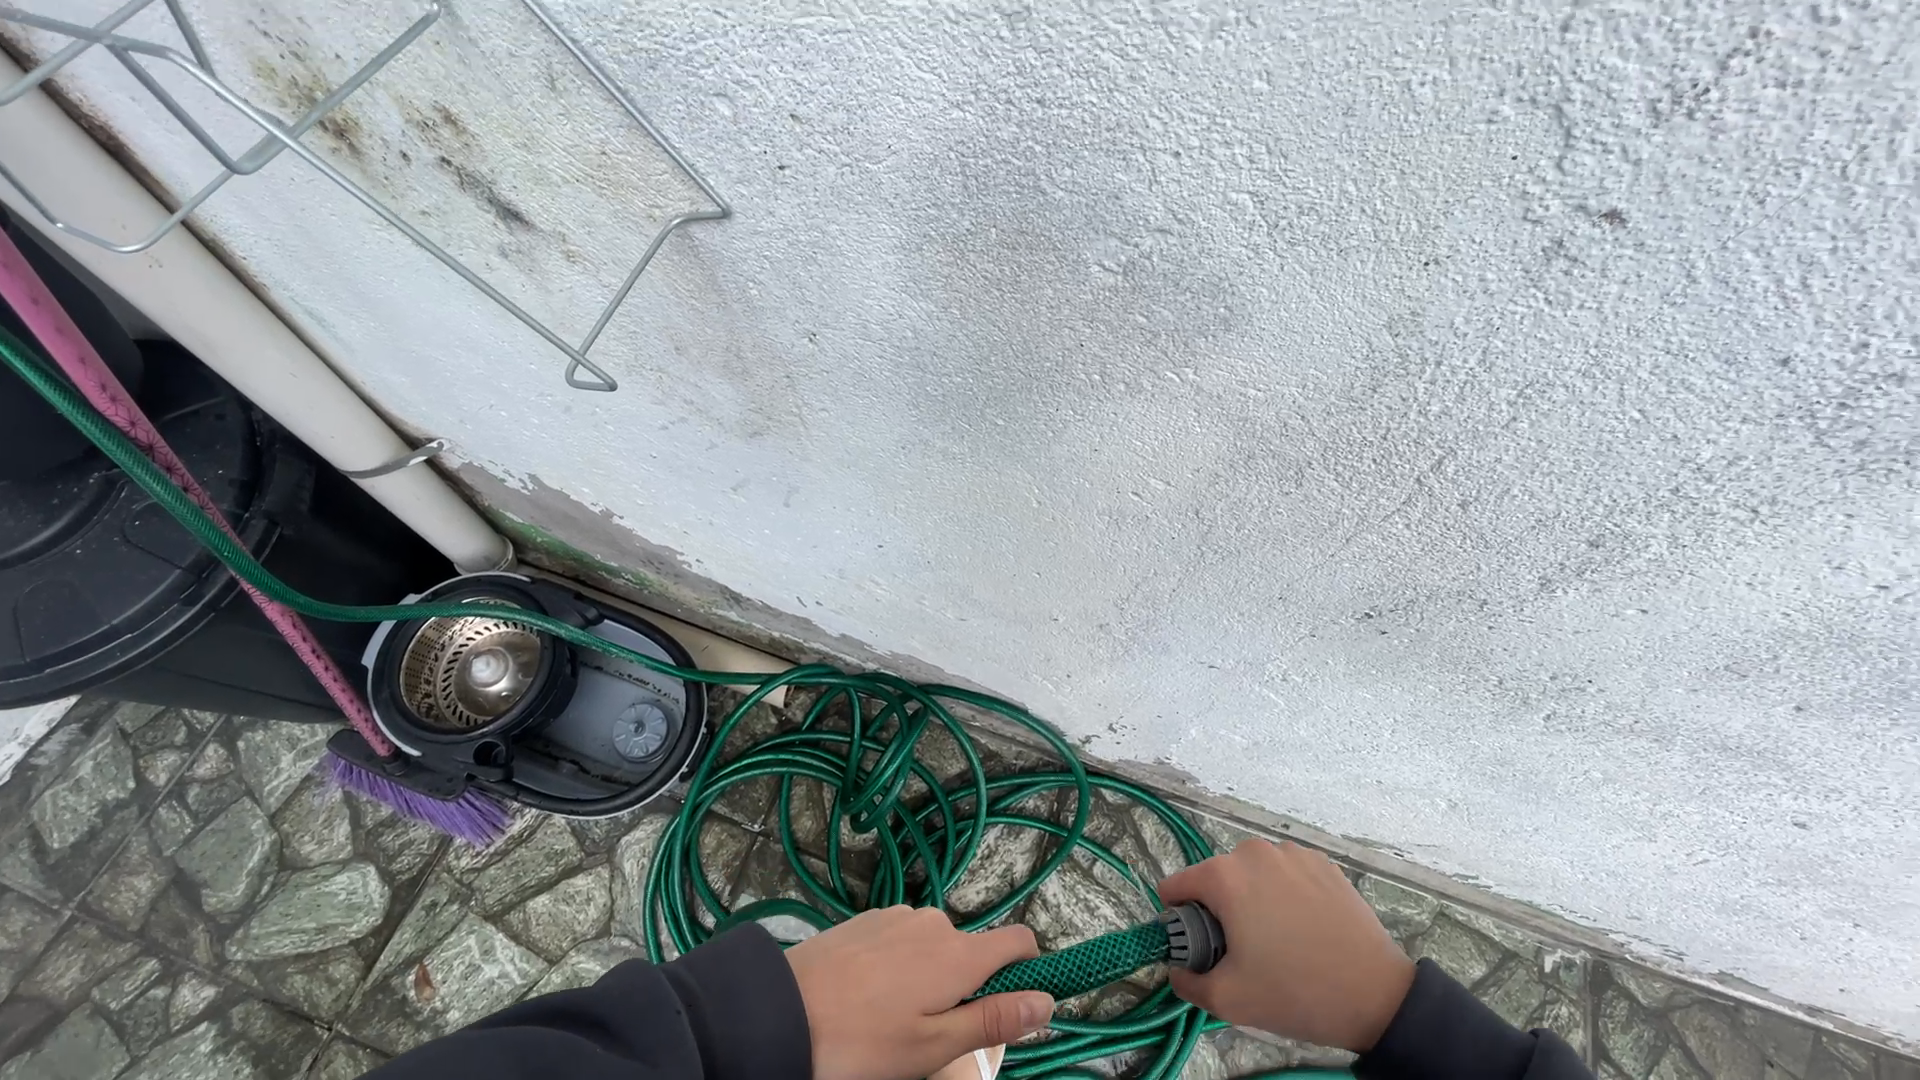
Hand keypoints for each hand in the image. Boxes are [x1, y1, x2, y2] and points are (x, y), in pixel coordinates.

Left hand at [785, 906, 1054, 1079]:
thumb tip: (1048, 999)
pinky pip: (903, 938)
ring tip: (891, 1017)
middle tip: (929, 1034)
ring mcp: (899, 916)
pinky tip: (868, 993)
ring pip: (935, 947)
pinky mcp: (868, 917)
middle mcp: (936, 922)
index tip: (1012, 1006)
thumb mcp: (934, 1046)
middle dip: (966, 987)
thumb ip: (994, 1020)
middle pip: (973, 951)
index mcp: (960, 954)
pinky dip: (900, 963)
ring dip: (930, 976)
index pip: (1020, 940)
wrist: (780, 1011)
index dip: (1029, 969)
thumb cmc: (864, 1041)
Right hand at [1159, 839, 1414, 1052]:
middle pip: (1214, 878)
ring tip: (1278, 937)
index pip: (1175, 886)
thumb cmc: (1296, 993)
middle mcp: (1253, 852)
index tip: (1203, 948)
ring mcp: (1291, 853)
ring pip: (1250, 873)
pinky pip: (1285, 872)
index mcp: (1223, 877)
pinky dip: (1285, 892)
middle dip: (1219, 909)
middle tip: (1245, 950)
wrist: (1379, 996)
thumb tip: (1177, 969)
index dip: (1179, 919)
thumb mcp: (1229, 1001)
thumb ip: (1186, 982)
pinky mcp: (1322, 862)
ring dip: (1252, 898)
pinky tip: (1305, 925)